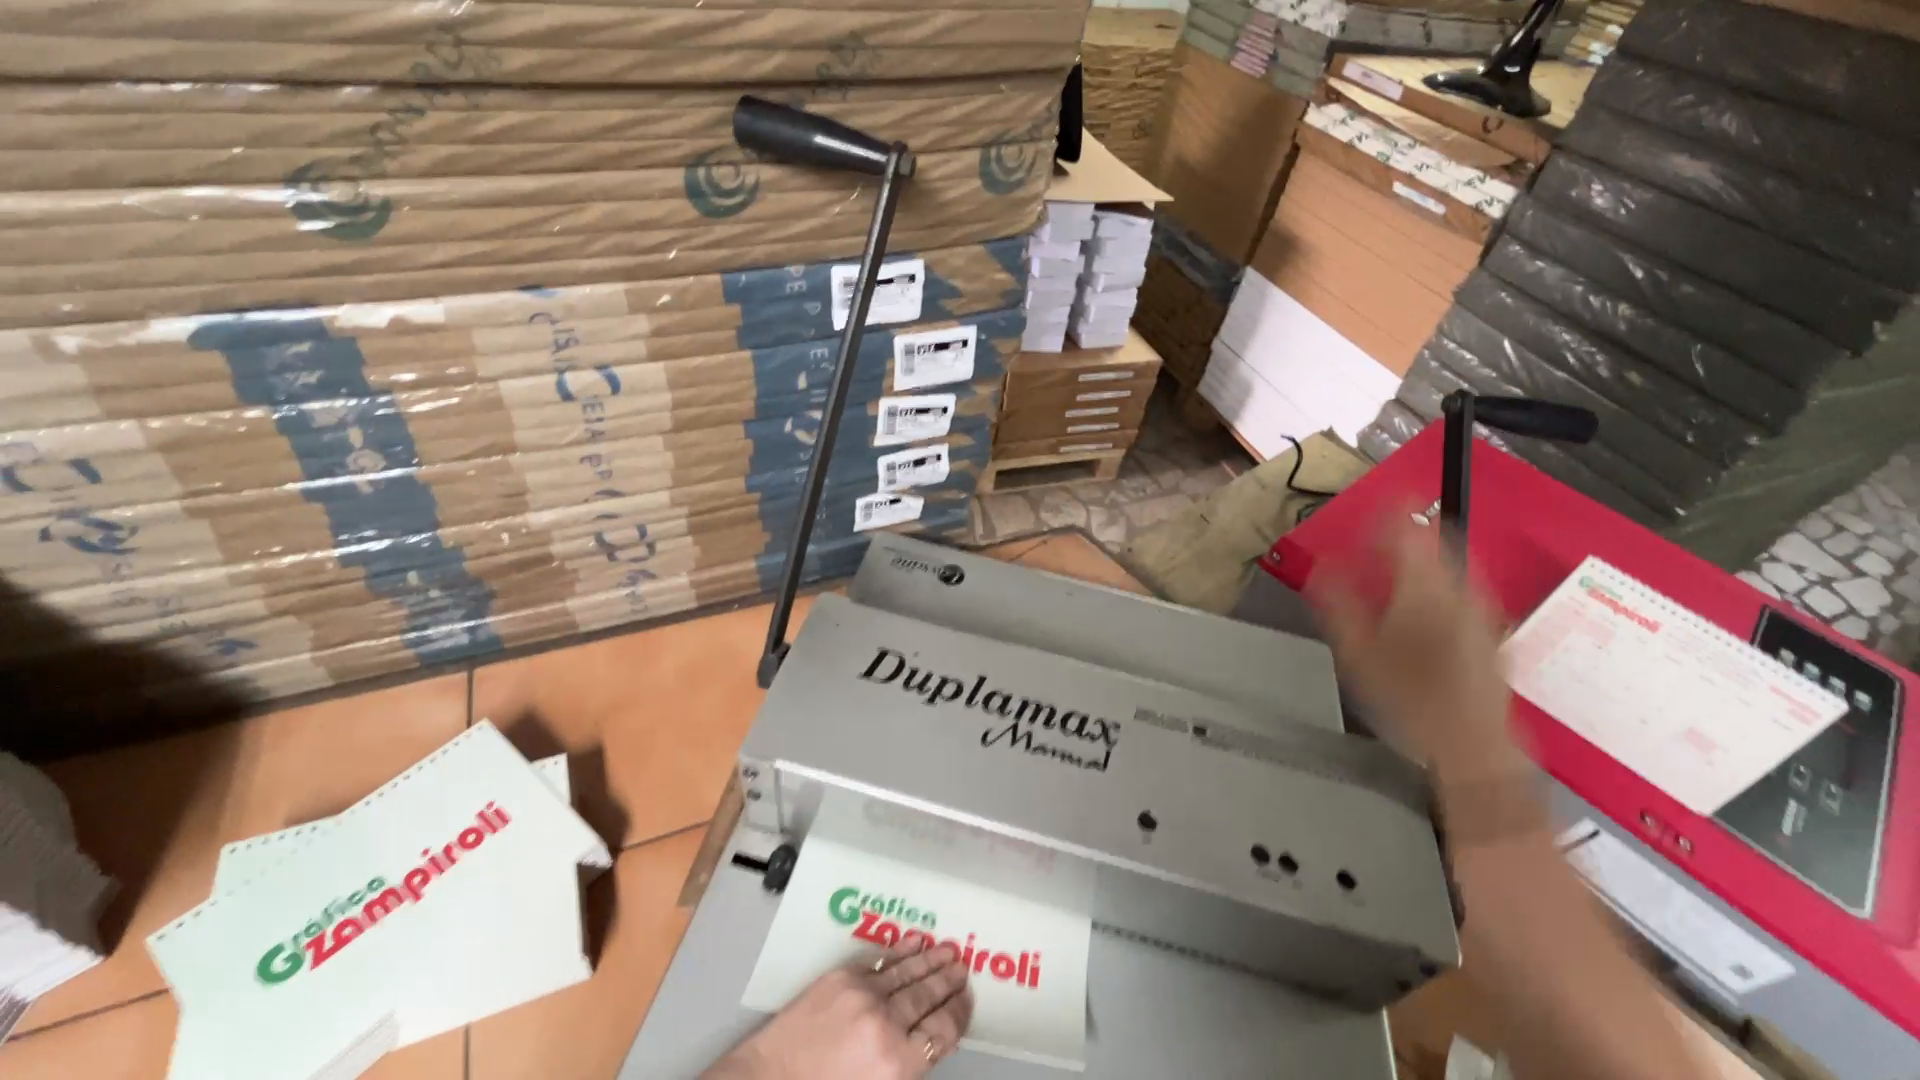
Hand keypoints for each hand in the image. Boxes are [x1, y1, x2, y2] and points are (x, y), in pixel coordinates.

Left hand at [704, 939, 973, 1079]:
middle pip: (929, 996)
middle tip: (963, 968)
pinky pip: (880, 962)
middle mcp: (886, 1024)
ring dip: (931, 960)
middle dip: (949, 981)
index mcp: (898, 1063)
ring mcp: (863, 996)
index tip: (967, 999)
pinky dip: (900, 952)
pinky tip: (914, 944)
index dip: (959, 1012)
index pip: (944, 1029)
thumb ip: (910, 1063)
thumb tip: (933, 1035)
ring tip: (949, 950)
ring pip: (908, 973)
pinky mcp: (841, 978)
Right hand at [1310, 515, 1515, 775]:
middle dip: (1413, 528)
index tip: (1375, 502)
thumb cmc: (1408, 698)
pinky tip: (1432, 596)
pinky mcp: (1493, 631)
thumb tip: (1320, 568)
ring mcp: (1483, 611)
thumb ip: (1337, 604)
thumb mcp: (1357, 652)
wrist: (1472, 745)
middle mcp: (1460, 590)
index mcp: (1423, 588)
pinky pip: (1469, 587)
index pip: (1408, 531)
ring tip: (1406, 556)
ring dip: (1431, 552)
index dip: (1390, 511)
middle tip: (1387, 525)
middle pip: (1439, 541)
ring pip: (1457, 563)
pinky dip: (1447, 578)